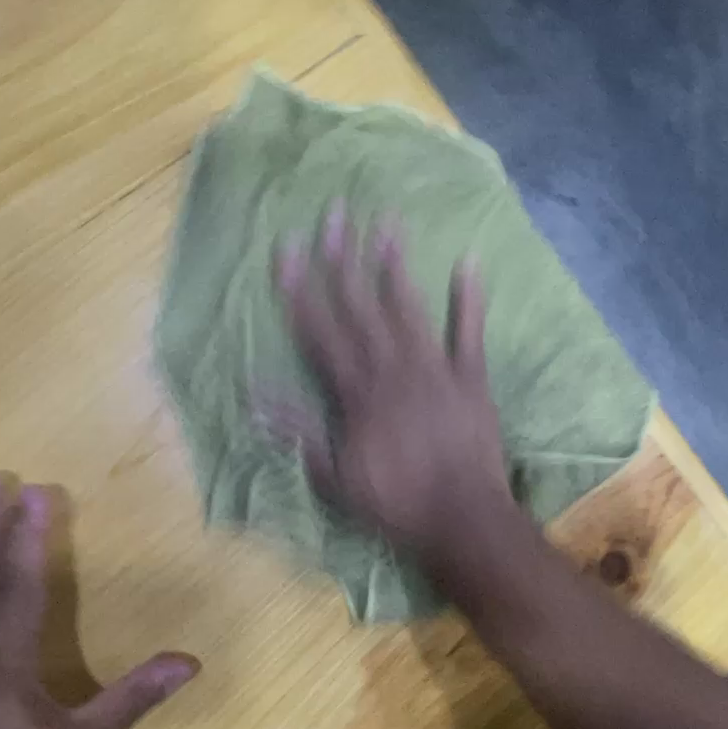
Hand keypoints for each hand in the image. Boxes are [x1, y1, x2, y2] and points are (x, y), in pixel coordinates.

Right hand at [265, 203, 516, 556]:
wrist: (461, 517)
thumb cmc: (394, 502)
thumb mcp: (335, 477)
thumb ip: (298, 431)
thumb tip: (255, 392)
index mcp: (356, 392)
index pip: (320, 331)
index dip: (301, 288)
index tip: (288, 247)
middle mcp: (392, 369)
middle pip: (362, 306)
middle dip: (344, 258)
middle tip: (336, 211)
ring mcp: (435, 370)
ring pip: (409, 309)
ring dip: (396, 265)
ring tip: (387, 221)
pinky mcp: (472, 379)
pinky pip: (470, 332)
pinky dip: (469, 299)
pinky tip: (468, 262)